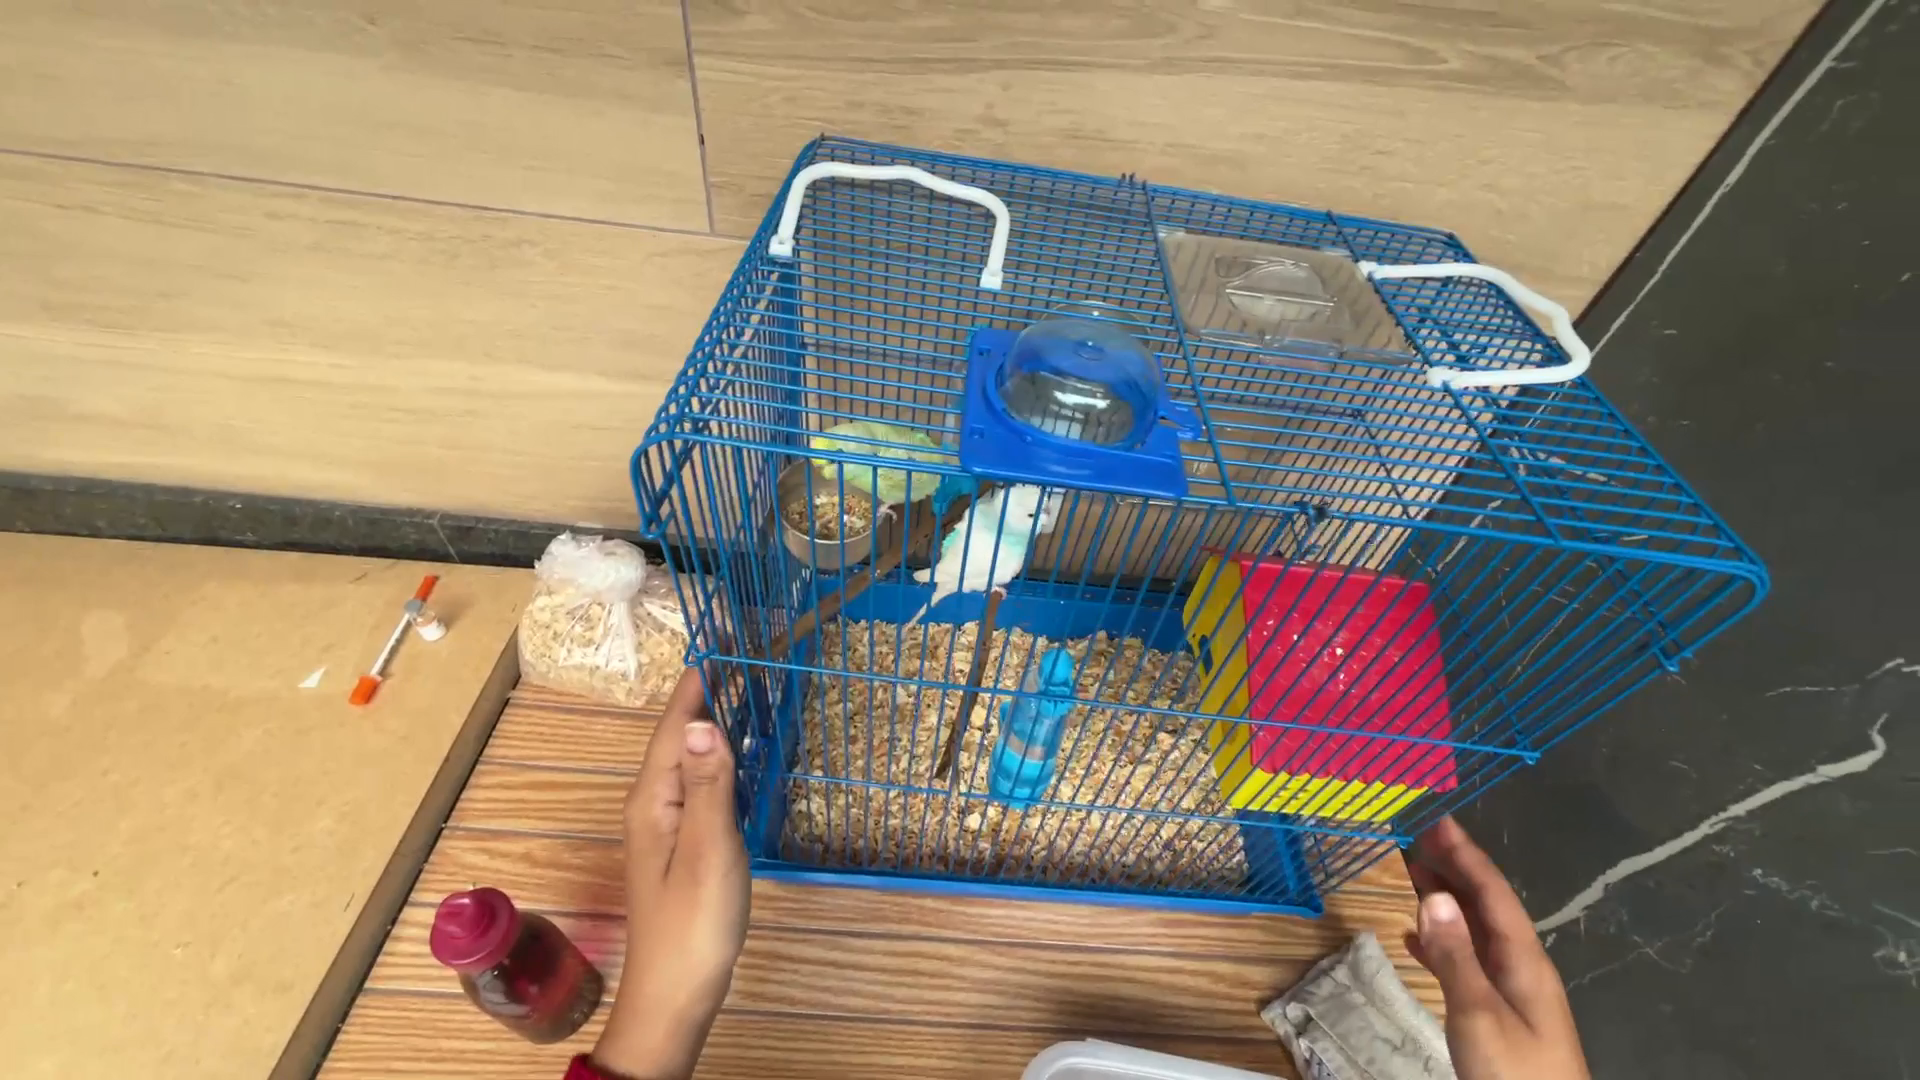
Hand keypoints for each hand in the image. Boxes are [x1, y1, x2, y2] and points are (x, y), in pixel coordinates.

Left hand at [591, 669, 749, 1079]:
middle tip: (742, 660)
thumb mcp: (708, 849)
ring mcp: (666, 825)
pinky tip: (736, 755)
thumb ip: (709, 785)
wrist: (676, 995)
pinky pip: (698, 783)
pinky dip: (717, 757)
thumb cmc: (694, 922)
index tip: (721, 645)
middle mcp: (653, 804)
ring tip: (742, 692)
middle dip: (705, 697)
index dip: (697, 686)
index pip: (677, 727)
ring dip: (711, 724)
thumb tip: (707, 721)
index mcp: (653, 799)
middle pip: (679, 738)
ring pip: (688, 759)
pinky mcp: (682, 842)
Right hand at [1405, 818, 1589, 1079]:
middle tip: (1417, 835)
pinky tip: (1413, 939)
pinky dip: (1439, 940)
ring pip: (1474, 930)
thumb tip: (1433, 893)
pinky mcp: (1497, 1013)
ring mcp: (1511, 992)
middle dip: (1454, 868)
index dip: (1466, 855)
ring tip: (1411, 872)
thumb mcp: (1479, 1015)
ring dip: (1444, 899)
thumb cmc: (1515, 1074)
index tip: (1438, 819)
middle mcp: (1520, 967)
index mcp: (1524, 961)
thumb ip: (1455, 954)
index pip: (1493, 893)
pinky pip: (1465, 959)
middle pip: (1486, 906)